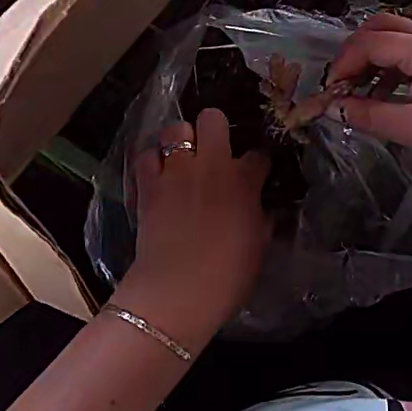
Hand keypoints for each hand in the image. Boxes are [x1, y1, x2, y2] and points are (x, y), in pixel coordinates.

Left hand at [114, 109, 270, 350]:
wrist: (178, 292)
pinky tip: (160, 174)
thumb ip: (263, 217)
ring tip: (184, 158)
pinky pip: (147, 155)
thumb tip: (264, 207)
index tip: (258, 172)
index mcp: (245, 180)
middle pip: (213, 119)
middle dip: (216, 129)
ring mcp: (177, 172)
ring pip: (175, 129)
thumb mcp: (259, 244)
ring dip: (181, 140)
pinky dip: (153, 161)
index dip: (260, 161)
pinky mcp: (148, 185)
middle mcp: (212, 165)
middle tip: (216, 150)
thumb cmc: (228, 274)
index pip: (260, 153)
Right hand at [325, 12, 411, 187]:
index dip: (343, 63)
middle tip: (341, 81)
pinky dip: (392, 68)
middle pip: (384, 27)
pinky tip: (385, 96)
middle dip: (357, 51)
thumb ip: (368, 115)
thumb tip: (332, 108)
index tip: (328, 90)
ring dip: (374, 58)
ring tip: (358, 91)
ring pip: (399, 39)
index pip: (370, 42)